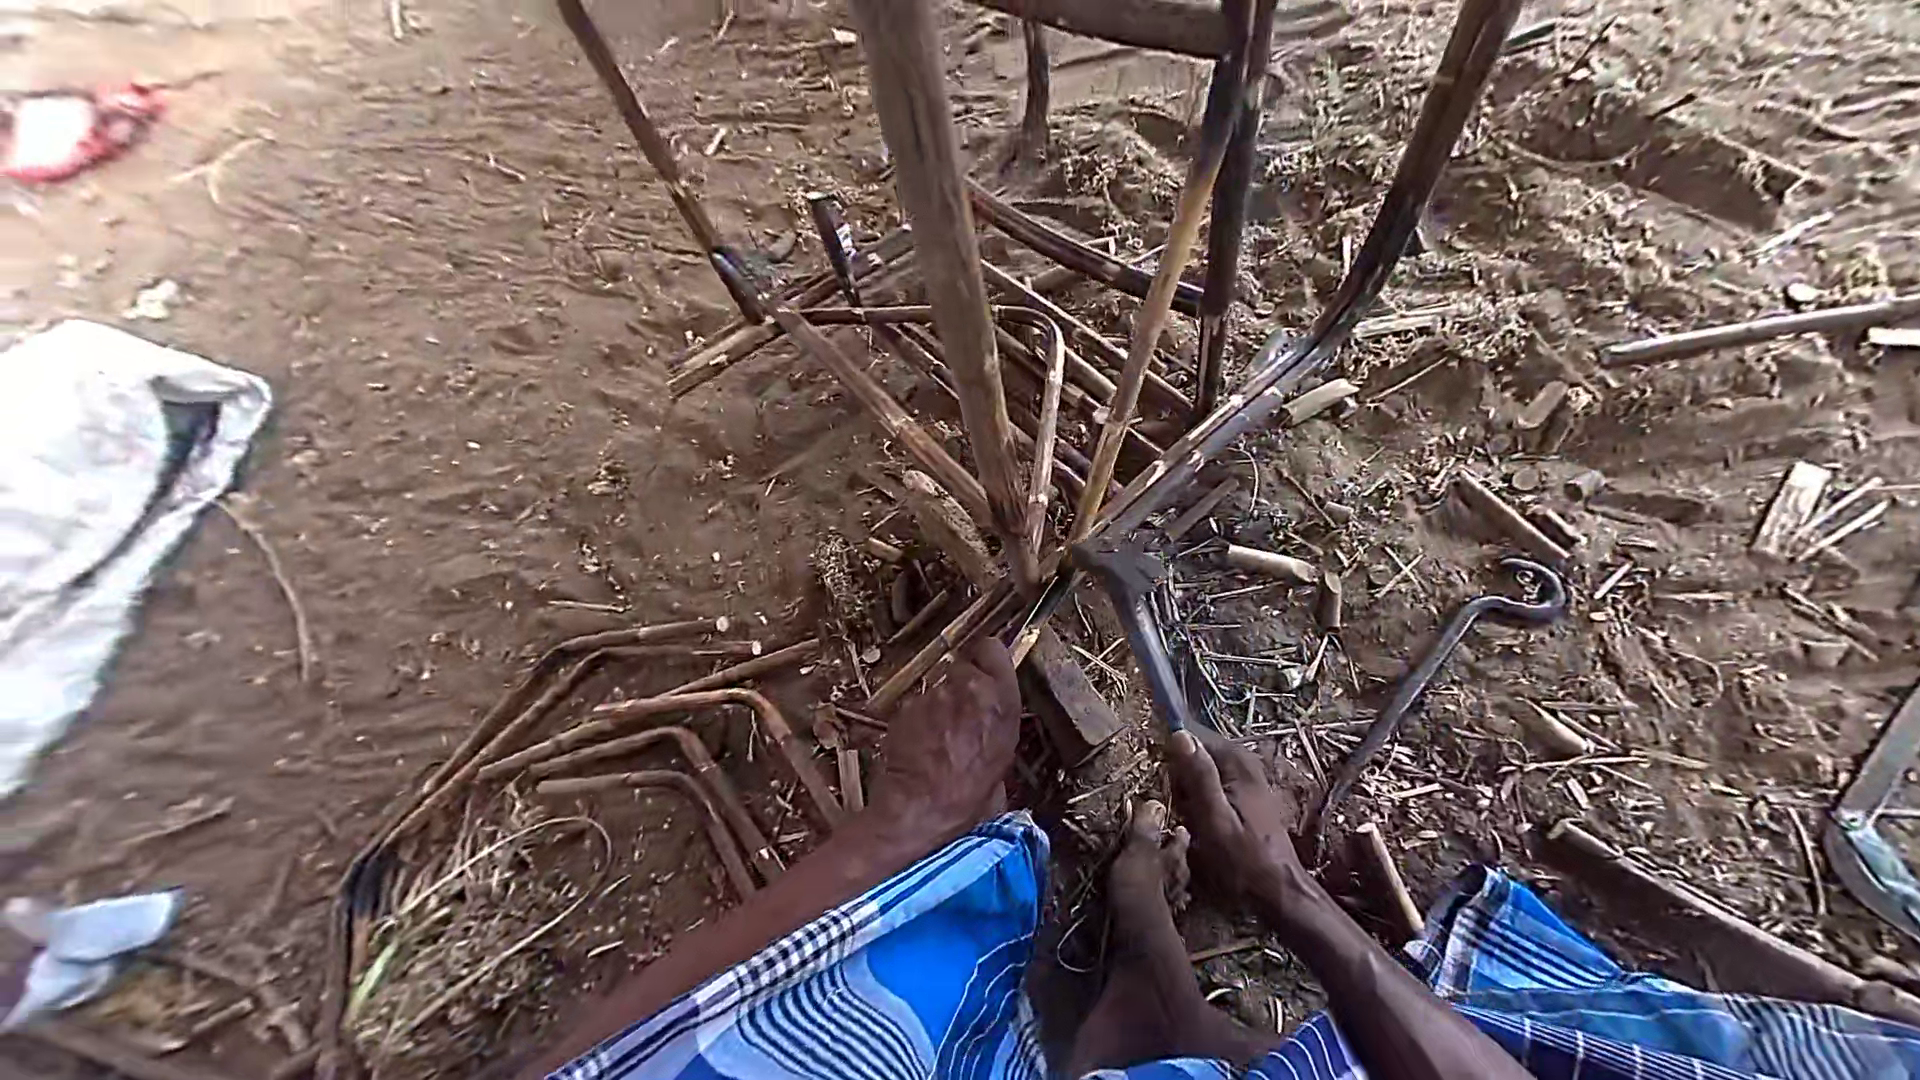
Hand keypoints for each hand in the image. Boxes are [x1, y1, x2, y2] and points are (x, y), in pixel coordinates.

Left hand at [868, 637, 1021, 840]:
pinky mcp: (906, 705)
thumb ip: (997, 724)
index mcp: (1001, 700)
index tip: (983, 672)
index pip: (993, 649)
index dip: (986, 659)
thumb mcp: (1003, 759)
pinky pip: (916, 704)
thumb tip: (989, 721)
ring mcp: (933, 694)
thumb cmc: (971, 796)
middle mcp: (968, 688)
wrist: (921, 809)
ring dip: (939, 703)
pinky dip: (917, 718)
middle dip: (961, 685)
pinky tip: (919, 744)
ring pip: (937, 686)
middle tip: (959, 714)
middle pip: (962, 666)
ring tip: (938, 737)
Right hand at [1167, 726, 1310, 910]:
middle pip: (1191, 753)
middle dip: (1178, 777)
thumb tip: (1178, 733)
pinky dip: (1197, 800)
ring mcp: (1242, 777)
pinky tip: (1198, 823)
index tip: (1164, 783)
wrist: (1278, 893)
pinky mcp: (1241, 793)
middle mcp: (1241, 761)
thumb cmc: (1243, 859)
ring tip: (1190, 820)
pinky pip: (1206, 785)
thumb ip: (1198, 774)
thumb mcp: (1214, 817)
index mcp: (1235, 760)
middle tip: (1181, 809)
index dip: (1170, 754)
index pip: (1188, 734)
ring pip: (1196, 771)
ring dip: (1185, 792)